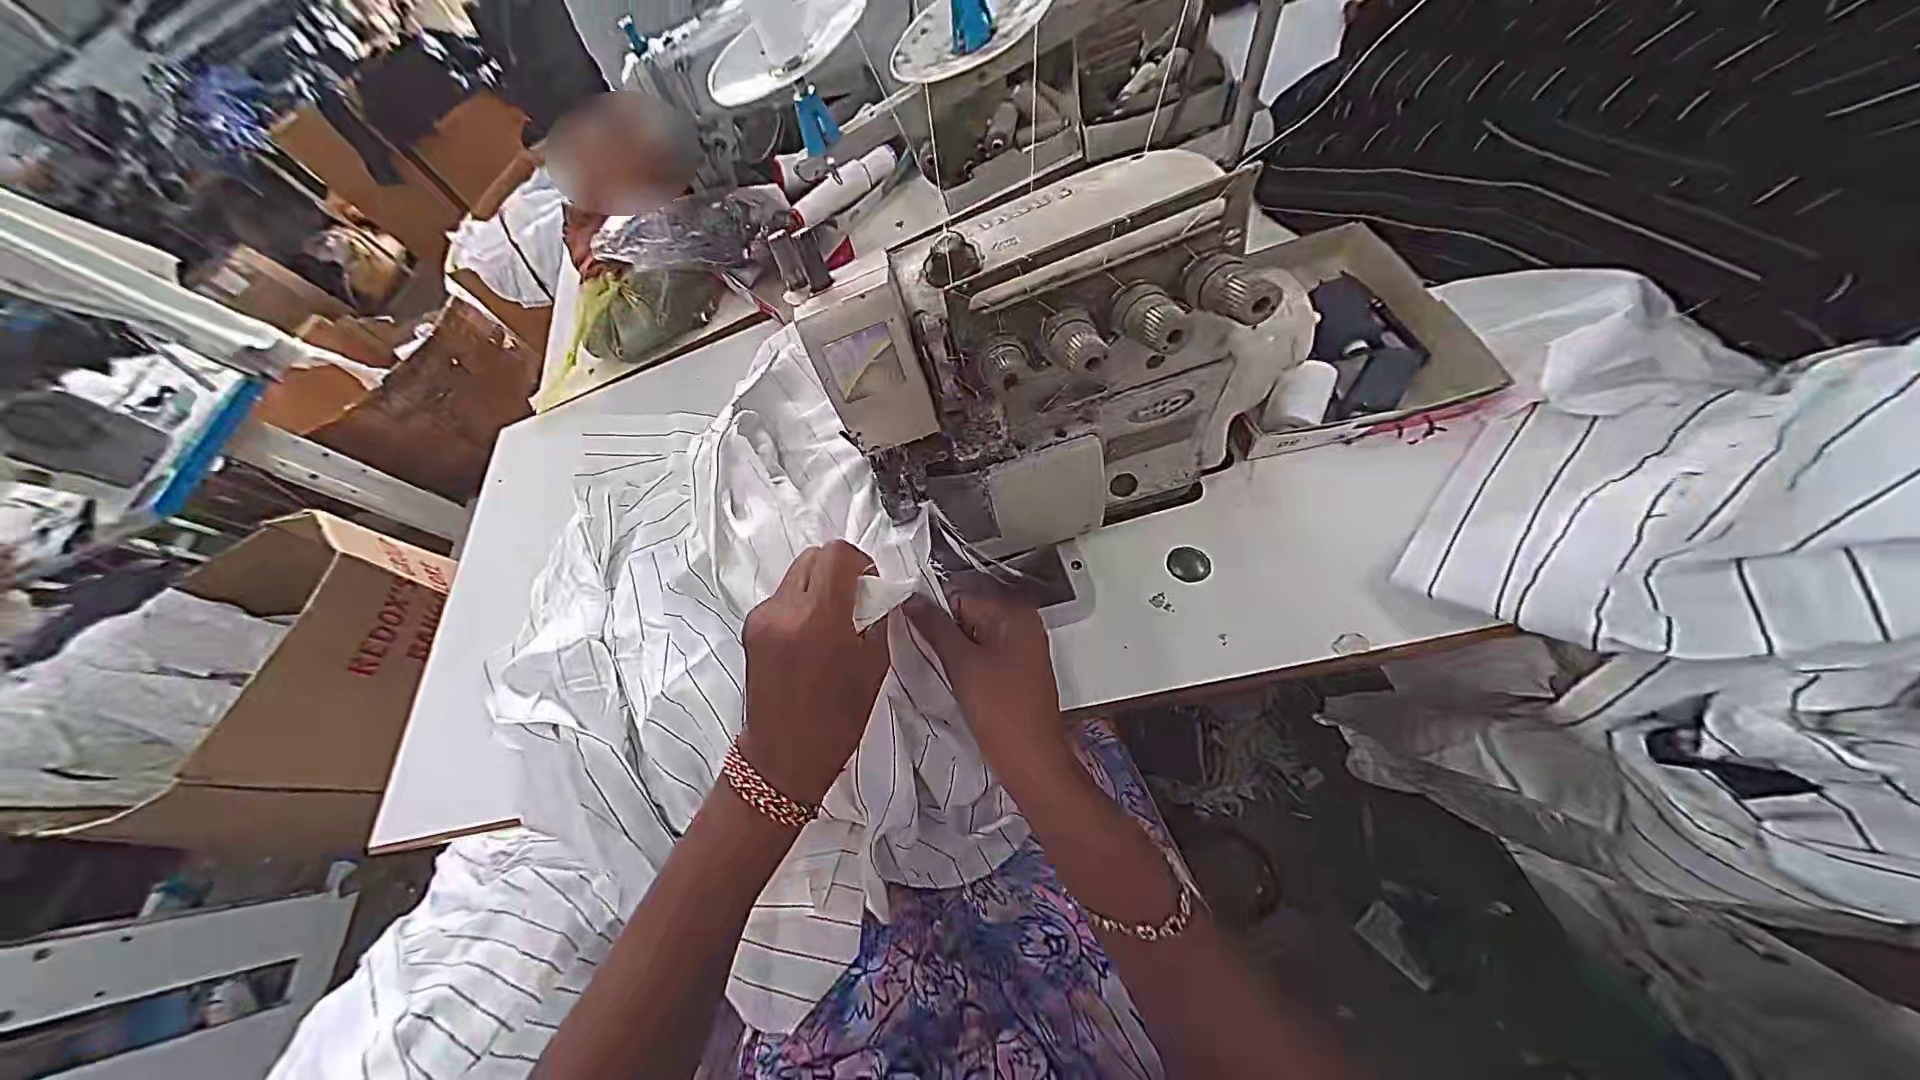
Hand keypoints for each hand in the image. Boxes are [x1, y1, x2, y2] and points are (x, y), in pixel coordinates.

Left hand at [739, 541, 890, 806]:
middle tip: (856, 599)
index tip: (870, 583)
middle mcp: (783, 611)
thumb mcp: (873, 666)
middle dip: (839, 569)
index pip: (836, 554)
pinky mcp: (750, 627)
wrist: (783, 758)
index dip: (860, 561)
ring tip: (834, 621)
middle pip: (814, 556)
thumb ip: (876, 618)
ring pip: (797, 573)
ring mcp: (762, 618)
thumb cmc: (835, 721)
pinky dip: (802, 602)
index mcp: (819, 619)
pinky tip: (813, 635)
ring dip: (820, 585)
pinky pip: (782, 596)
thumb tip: (877, 592)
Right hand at [904, 578, 1063, 760]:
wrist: (1031, 761)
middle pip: (966, 613)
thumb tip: (914, 602)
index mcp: (1015, 615)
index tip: (907, 623)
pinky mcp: (1013, 671)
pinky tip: (953, 679)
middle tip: (920, 649)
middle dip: (941, 630)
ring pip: (971, 636)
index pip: (960, 594)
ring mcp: (1019, 649)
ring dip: (950, 648)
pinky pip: (981, 654)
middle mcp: (1022, 625)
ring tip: (939, 668)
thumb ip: (936, 628)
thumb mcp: (963, 665)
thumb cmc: (1004, 714)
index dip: (931, 608)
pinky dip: (963, 663)